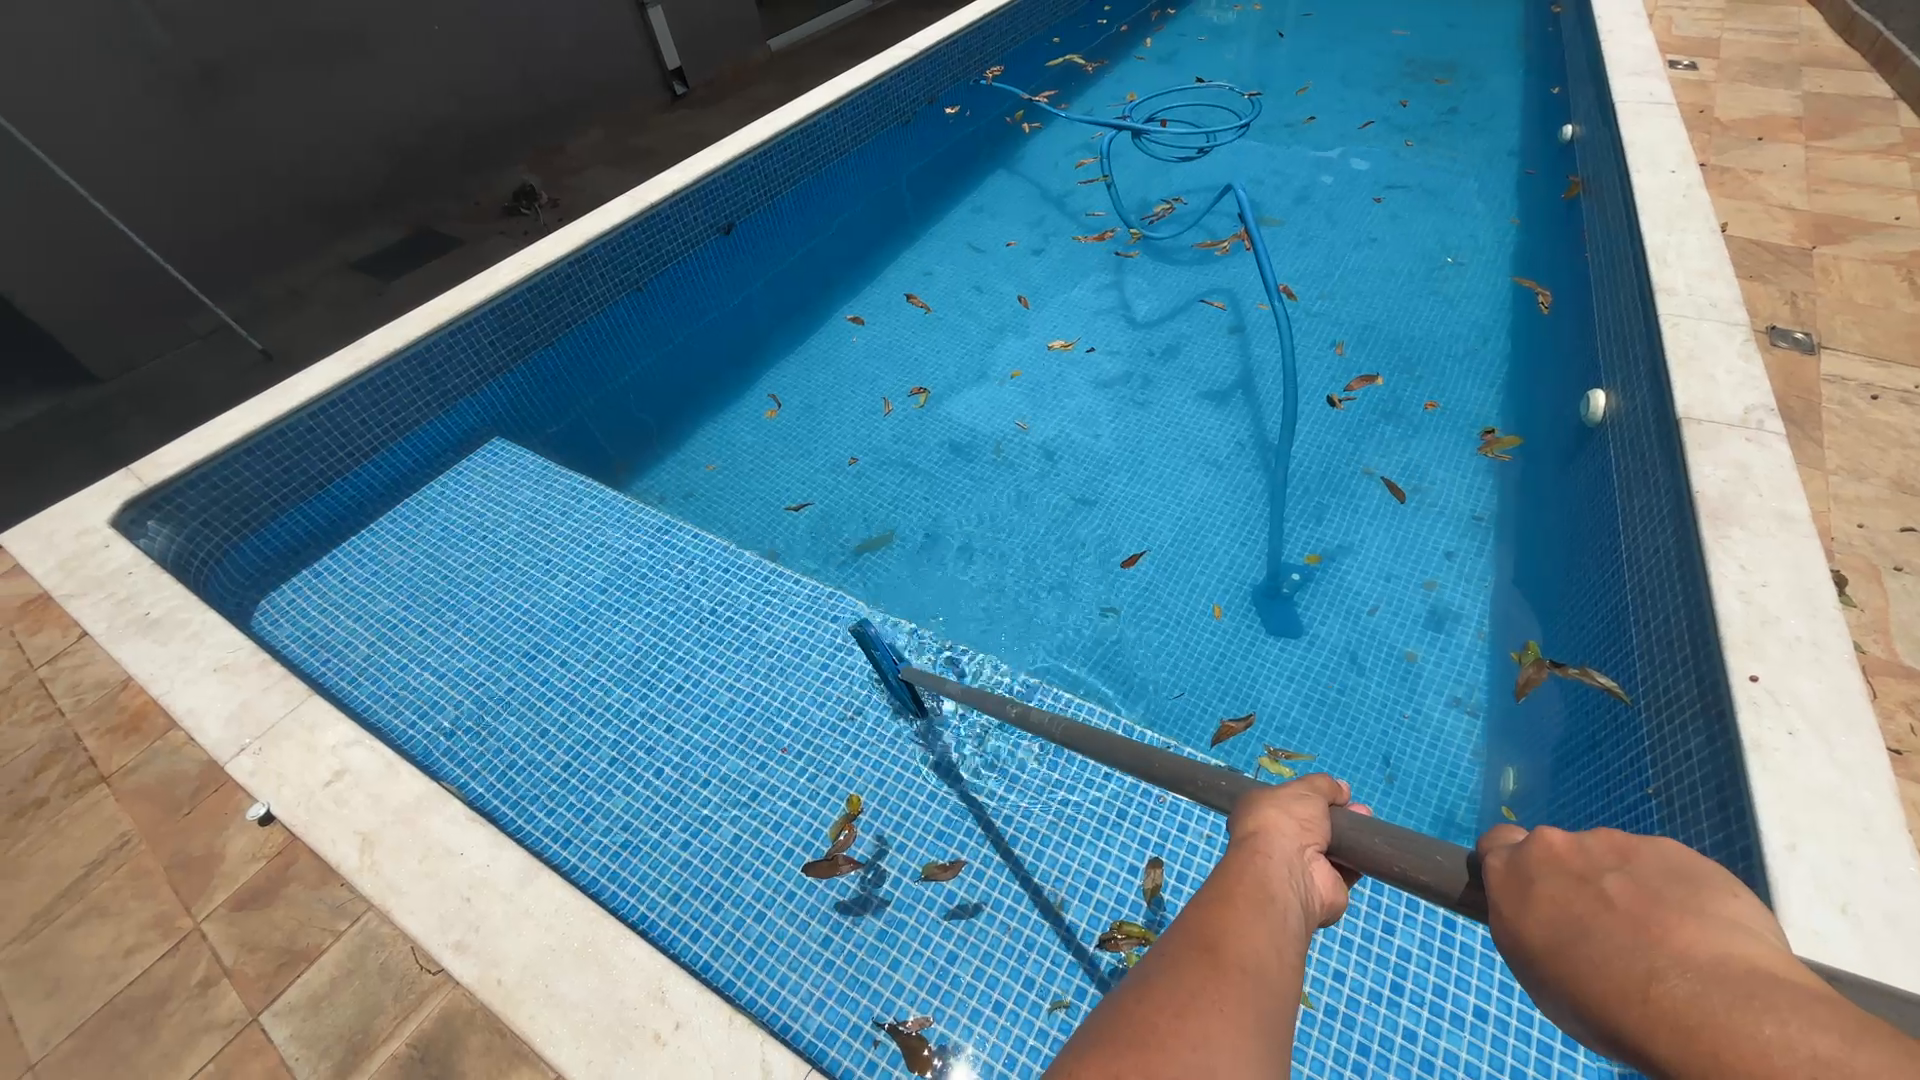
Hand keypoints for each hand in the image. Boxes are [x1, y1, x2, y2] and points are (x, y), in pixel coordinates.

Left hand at [1226, 774, 1368, 929]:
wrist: (1290, 871)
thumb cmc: (1285, 820)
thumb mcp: (1304, 789)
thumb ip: (1323, 785)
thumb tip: (1341, 789)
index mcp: (1260, 811)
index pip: (1285, 801)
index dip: (1309, 795)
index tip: (1333, 792)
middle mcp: (1276, 837)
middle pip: (1311, 823)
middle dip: (1336, 812)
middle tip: (1357, 807)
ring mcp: (1298, 863)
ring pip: (1330, 845)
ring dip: (1349, 833)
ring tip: (1365, 818)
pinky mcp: (1322, 884)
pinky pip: (1345, 868)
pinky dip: (1357, 858)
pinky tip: (1368, 845)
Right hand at [1476, 825, 1821, 1068]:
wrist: (1706, 1007)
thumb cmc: (1603, 1004)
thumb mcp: (1537, 973)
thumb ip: (1531, 925)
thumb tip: (1552, 920)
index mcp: (1511, 871)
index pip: (1496, 844)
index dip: (1517, 868)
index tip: (1540, 899)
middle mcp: (1554, 845)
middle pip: (1559, 853)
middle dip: (1577, 881)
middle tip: (1607, 931)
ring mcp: (1616, 843)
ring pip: (1615, 860)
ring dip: (1628, 888)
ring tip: (1666, 940)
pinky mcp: (1677, 852)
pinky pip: (1667, 868)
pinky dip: (1677, 893)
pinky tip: (1700, 936)